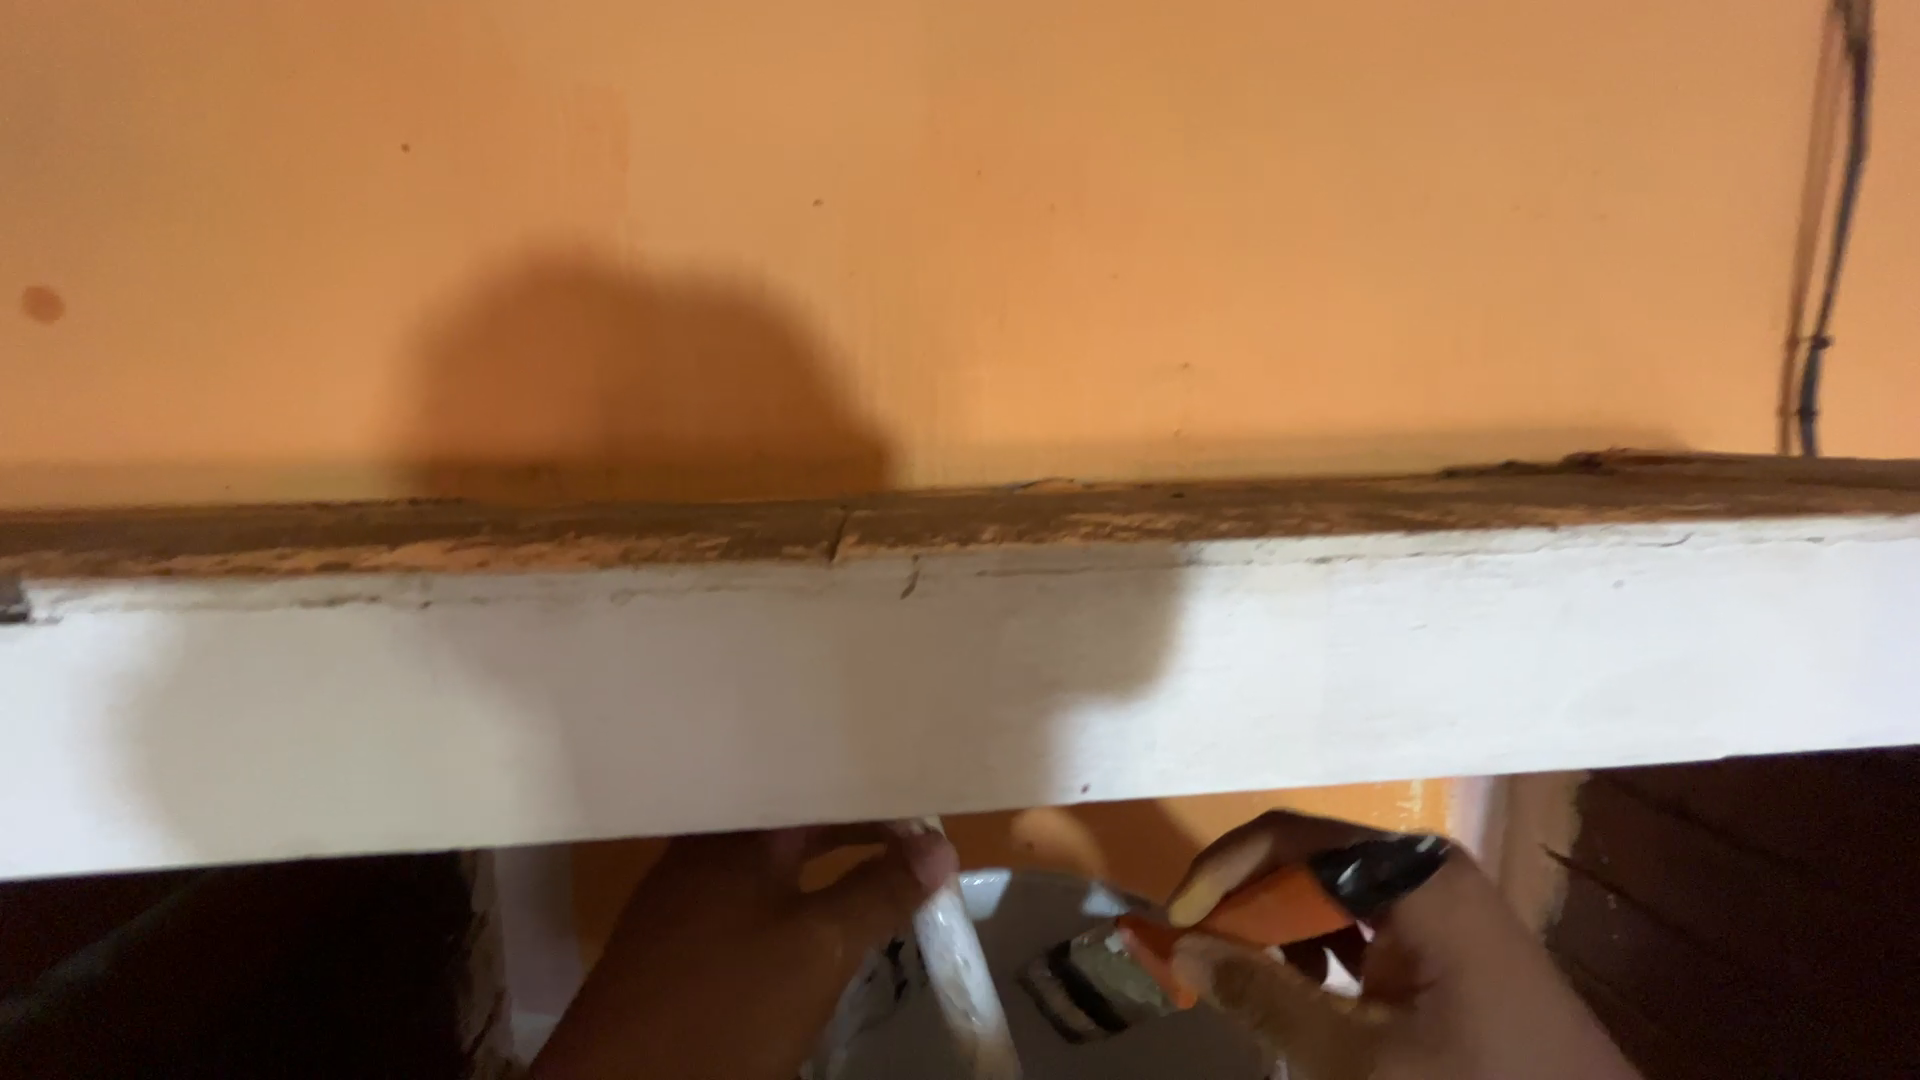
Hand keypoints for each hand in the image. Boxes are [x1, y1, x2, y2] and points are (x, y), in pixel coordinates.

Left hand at [531, 826, 956, 1079]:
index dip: (873, 791)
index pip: (818, 785)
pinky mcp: (679, 938)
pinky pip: (752, 890)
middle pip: (796, 816)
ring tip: (882, 861)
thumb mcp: (819, 950)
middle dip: (856, 822)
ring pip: (774, 855)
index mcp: (738, 831)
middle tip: (916, 830)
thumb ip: (880, 892)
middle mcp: (707, 846)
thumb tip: (940, 846)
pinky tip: (819, 906)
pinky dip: (797, 889)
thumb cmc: (724, 1008)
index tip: (922, 800)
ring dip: (828, 856)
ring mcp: (686, 892)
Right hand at [1164, 811, 1640, 1079]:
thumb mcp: (1357, 1060)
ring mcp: (1442, 902)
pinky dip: (1319, 949)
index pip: (1285, 838)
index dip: (1220, 873)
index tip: (1178, 924)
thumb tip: (1181, 950)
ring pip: (1329, 890)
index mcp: (1410, 875)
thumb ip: (1261, 996)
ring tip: (1251, 981)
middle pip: (1304, 859)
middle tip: (1204, 957)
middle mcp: (1424, 868)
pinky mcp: (1450, 938)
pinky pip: (1362, 920)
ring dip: (1278, 929)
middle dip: (1246, 906)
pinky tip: (1310, 992)